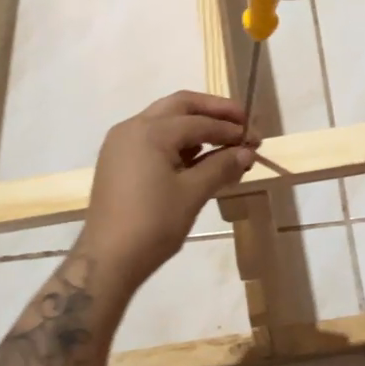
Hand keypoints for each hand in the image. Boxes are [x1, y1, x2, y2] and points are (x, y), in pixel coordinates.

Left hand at [77, 91, 255, 278]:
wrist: (108, 260)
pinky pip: (152, 139)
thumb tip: (247, 152)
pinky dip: (177, 142)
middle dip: (213, 111)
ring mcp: (121, 143)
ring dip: (195, 126)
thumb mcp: (193, 194)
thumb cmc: (153, 224)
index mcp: (150, 131)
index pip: (200, 121)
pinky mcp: (118, 161)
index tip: (256, 139)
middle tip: (241, 122)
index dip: (231, 129)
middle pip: (180, 105)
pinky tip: (199, 156)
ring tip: (225, 142)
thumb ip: (221, 166)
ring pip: (165, 120)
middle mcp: (132, 127)